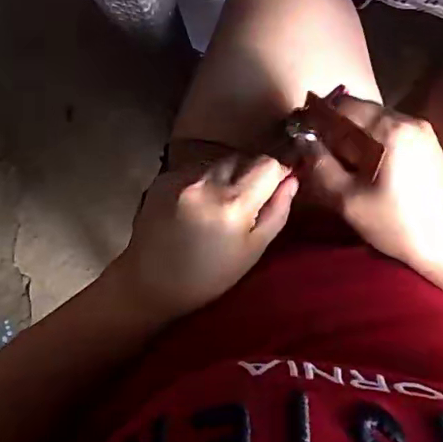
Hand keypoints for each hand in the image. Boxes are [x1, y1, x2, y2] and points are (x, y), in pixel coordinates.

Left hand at [109, 153, 299, 317]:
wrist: (150, 284)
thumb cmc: (209, 276)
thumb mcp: (252, 250)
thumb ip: (277, 212)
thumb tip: (292, 180)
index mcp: (233, 203)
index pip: (267, 164)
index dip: (277, 172)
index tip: (277, 185)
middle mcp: (206, 183)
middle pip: (243, 158)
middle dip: (252, 173)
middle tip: (248, 200)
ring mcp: (181, 178)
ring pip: (220, 161)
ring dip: (228, 174)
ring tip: (221, 203)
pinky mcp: (163, 178)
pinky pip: (196, 168)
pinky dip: (205, 179)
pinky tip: (199, 204)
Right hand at [298, 95, 442, 275]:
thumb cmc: (397, 224)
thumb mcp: (349, 199)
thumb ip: (321, 165)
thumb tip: (302, 140)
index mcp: (390, 129)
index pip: (343, 106)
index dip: (318, 117)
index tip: (301, 134)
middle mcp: (408, 120)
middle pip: (360, 109)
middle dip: (335, 126)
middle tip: (315, 150)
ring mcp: (421, 130)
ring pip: (374, 119)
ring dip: (353, 134)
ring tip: (336, 161)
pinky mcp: (426, 143)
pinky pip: (389, 130)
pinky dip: (371, 140)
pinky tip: (361, 165)